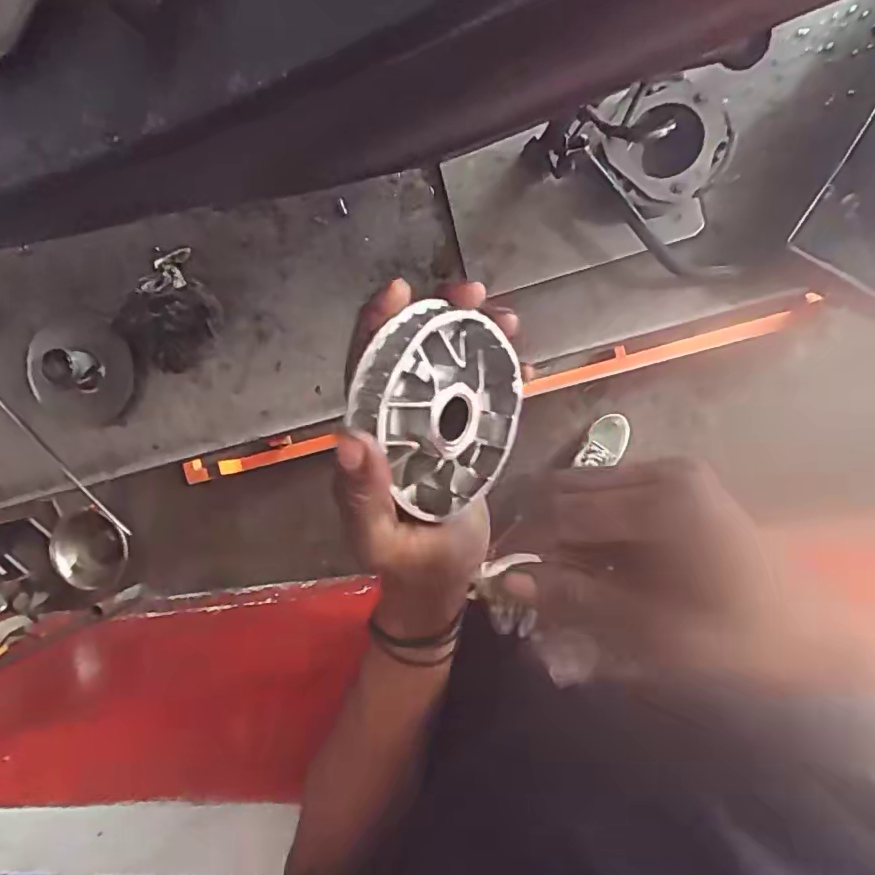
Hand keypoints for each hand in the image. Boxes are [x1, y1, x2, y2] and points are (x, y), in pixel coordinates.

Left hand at [337, 278, 519, 639]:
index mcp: (370, 434)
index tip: (402, 291)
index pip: (366, 367)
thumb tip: (348, 437)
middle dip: (439, 315)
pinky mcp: (469, 438)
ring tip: (509, 320)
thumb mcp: (377, 538)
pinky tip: (526, 363)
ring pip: (452, 366)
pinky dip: (504, 374)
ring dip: (478, 335)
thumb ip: (360, 496)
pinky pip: (485, 396)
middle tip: (473, 293)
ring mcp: (437, 426)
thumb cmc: (406, 563)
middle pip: (414, 352)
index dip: (378, 324)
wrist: (442, 583)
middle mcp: (400, 420)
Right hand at [531, 457, 863, 689]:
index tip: (499, 576)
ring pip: (585, 489)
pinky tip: (591, 563)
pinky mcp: (680, 486)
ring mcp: (674, 475)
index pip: (562, 511)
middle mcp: (665, 473)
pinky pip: (611, 496)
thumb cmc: (736, 642)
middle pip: (568, 488)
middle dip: (537, 530)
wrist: (812, 638)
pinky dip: (589, 526)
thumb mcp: (649, 631)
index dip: (524, 543)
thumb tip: (511, 580)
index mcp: (662, 503)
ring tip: (554, 575)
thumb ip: (577, 599)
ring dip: (561, 528)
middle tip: (522, 575)